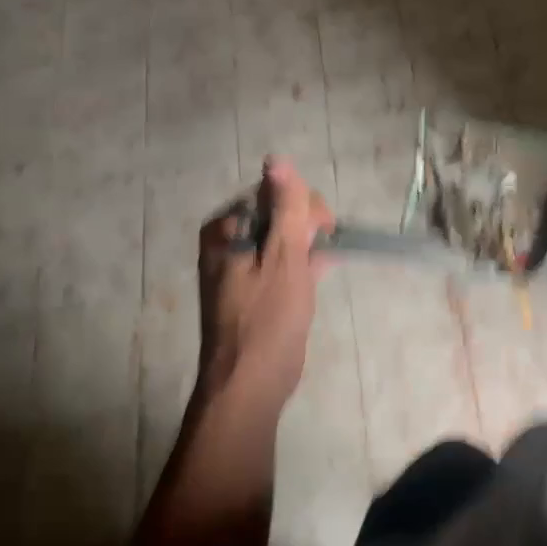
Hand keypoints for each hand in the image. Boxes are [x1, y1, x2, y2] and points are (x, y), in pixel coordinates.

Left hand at [197, 157, 334, 402]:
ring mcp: (238, 267)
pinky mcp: (252, 289)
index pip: (273, 192)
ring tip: (314, 273)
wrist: (249, 386)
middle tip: (314, 258)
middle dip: (304, 229)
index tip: (320, 232)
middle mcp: (226, 242)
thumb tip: (277, 159)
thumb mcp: (283, 257)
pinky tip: (318, 277)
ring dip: (305, 248)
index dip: (302, 207)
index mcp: (225, 229)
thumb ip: (285, 207)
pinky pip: (281, 261)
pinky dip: (301, 265)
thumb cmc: (267, 319)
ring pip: (283, 237)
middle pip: (278, 212)